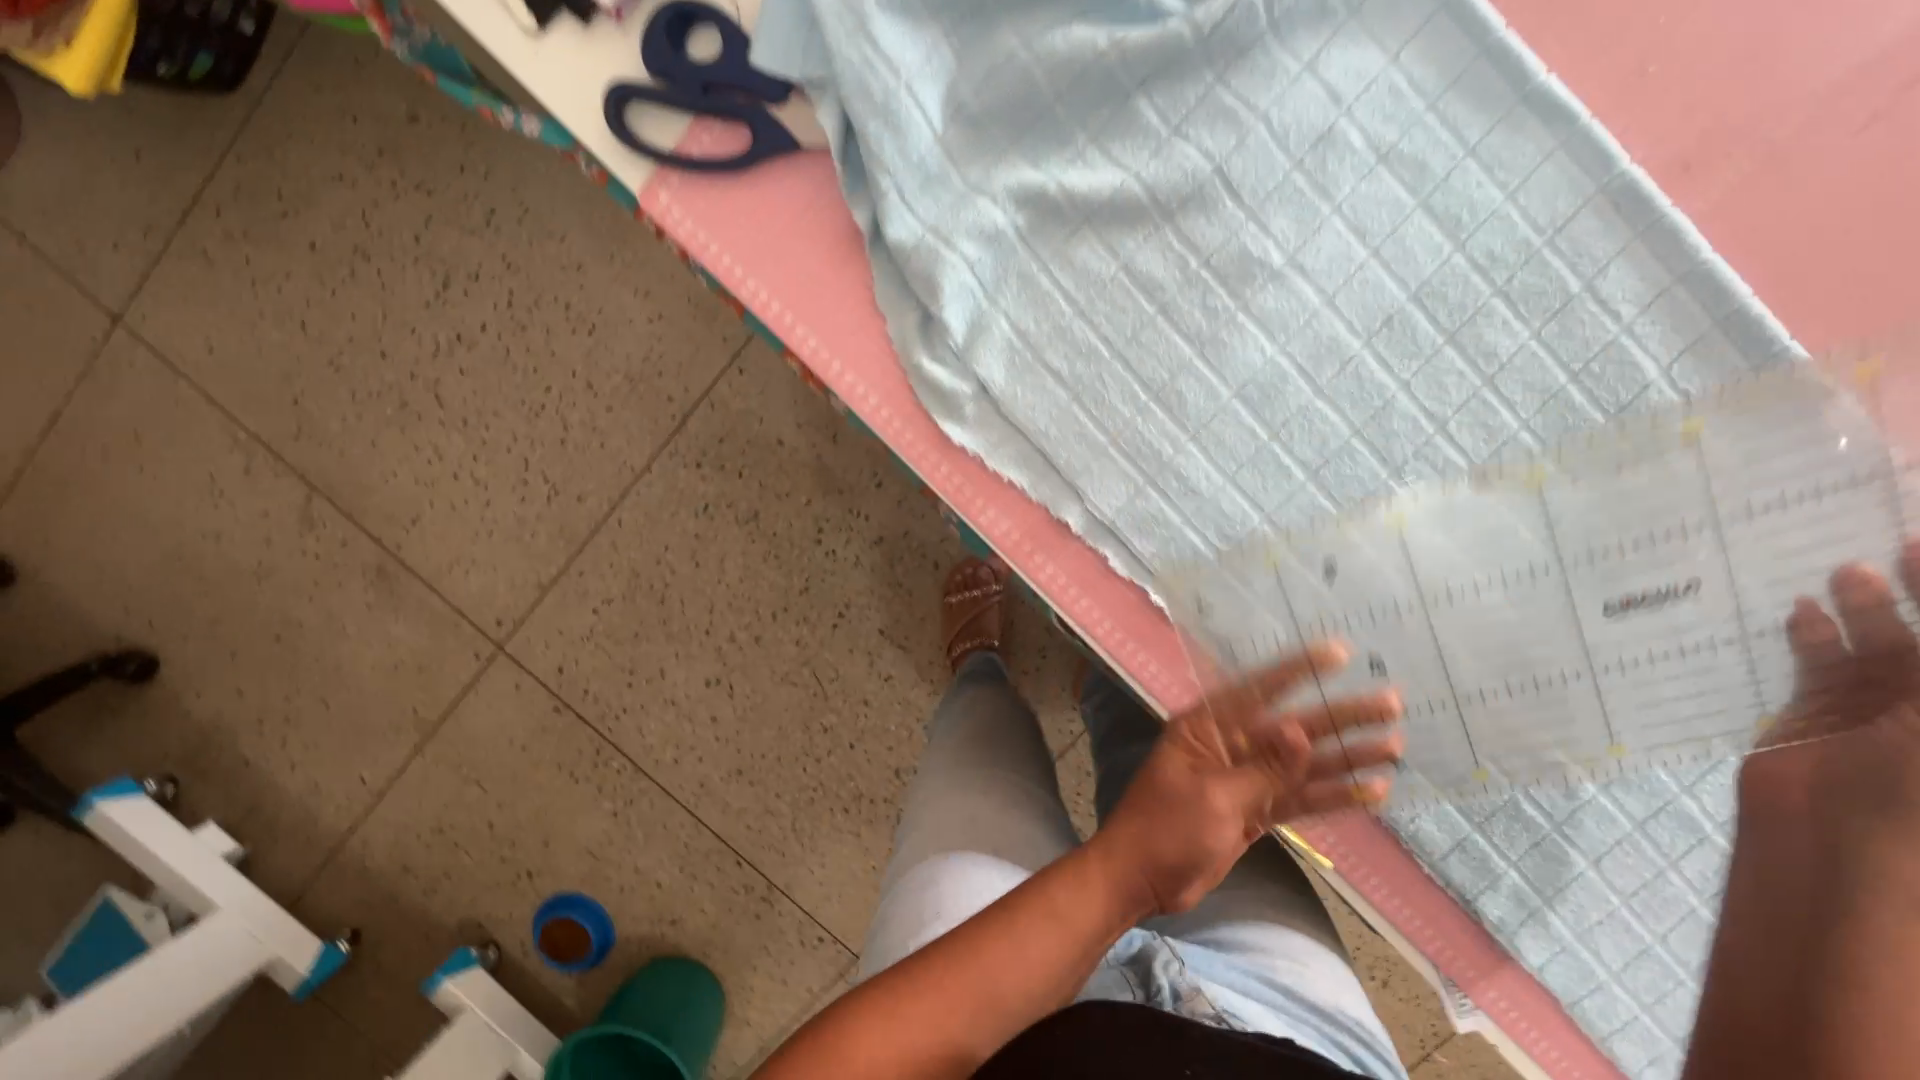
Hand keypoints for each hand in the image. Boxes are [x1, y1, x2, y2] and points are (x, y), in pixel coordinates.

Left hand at [1086, 641, 1403, 917]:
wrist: (1141, 879)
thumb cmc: (1166, 828)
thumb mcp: (1215, 796)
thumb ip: (1264, 768)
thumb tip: (1301, 730)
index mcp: (1206, 728)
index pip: (1258, 690)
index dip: (1298, 670)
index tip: (1339, 654)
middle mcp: (1229, 746)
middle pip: (1292, 727)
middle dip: (1340, 717)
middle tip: (1392, 704)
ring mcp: (1244, 780)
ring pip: (1302, 764)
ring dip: (1346, 757)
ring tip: (1395, 747)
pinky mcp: (1254, 812)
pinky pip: (1298, 799)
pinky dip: (1331, 796)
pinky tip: (1371, 791)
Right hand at [1740, 541, 1919, 871]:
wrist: (1834, 853)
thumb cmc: (1913, 791)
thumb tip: (1912, 567)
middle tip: (1901, 537)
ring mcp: (1880, 711)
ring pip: (1877, 643)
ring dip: (1865, 607)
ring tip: (1848, 569)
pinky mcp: (1820, 716)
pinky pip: (1816, 666)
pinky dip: (1809, 638)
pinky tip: (1802, 613)